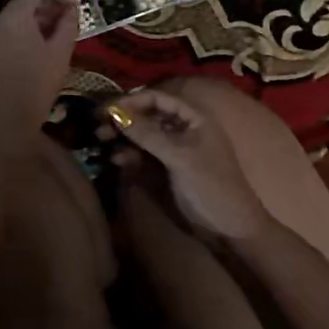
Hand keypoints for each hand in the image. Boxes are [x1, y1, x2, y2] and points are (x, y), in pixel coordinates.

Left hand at [0, 0, 78, 135]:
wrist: (11, 111)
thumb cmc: (39, 79)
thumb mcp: (61, 50)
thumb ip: (68, 23)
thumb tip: (72, 9)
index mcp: (14, 16)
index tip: (74, 7)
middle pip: (25, 0)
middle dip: (50, 6)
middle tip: (72, 20)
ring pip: (19, 15)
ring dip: (41, 18)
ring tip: (63, 33)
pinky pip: (13, 28)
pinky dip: (30, 29)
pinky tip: (46, 44)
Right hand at [110, 89, 268, 240]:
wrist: (230, 230)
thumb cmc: (212, 187)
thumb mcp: (179, 158)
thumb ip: (147, 134)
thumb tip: (114, 114)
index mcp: (193, 118)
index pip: (156, 98)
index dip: (130, 101)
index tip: (106, 110)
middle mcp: (181, 128)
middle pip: (145, 114)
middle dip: (122, 119)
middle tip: (98, 126)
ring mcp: (172, 147)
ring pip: (140, 133)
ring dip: (121, 136)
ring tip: (101, 142)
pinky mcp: (165, 166)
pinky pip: (141, 153)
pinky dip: (127, 154)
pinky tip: (116, 160)